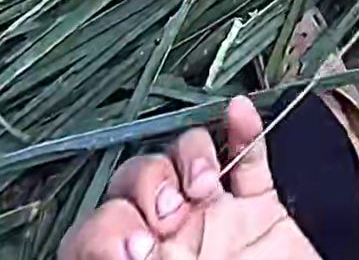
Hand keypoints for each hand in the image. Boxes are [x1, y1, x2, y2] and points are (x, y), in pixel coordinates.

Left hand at [60, 96, 322, 259]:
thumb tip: (128, 255)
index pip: (98, 231)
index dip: (104, 230)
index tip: (132, 249)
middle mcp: (169, 238)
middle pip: (140, 179)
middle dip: (148, 183)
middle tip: (168, 214)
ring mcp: (216, 216)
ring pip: (190, 156)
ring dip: (194, 155)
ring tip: (206, 183)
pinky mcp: (260, 205)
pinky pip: (251, 155)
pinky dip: (246, 130)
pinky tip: (239, 112)